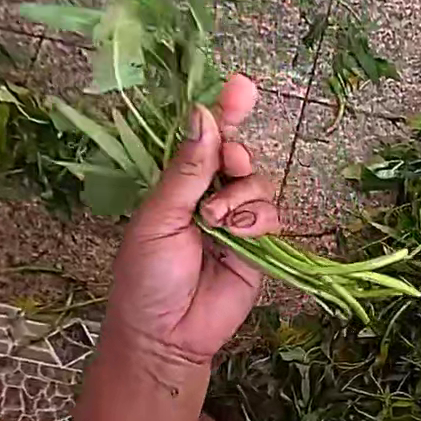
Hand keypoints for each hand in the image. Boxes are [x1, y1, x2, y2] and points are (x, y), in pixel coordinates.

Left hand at [106, 75, 280, 366]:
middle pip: (240, 156)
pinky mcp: (260, 248)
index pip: (206, 140)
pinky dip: (259, 219)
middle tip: (230, 164)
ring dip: (242, 195)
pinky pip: (273, 217)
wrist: (168, 333)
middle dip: (237, 154)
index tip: (242, 87)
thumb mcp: (158, 218)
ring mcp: (238, 223)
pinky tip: (239, 235)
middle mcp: (211, 198)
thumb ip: (186, 173)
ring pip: (260, 185)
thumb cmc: (147, 276)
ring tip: (217, 222)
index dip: (225, 112)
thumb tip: (204, 117)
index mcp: (180, 185)